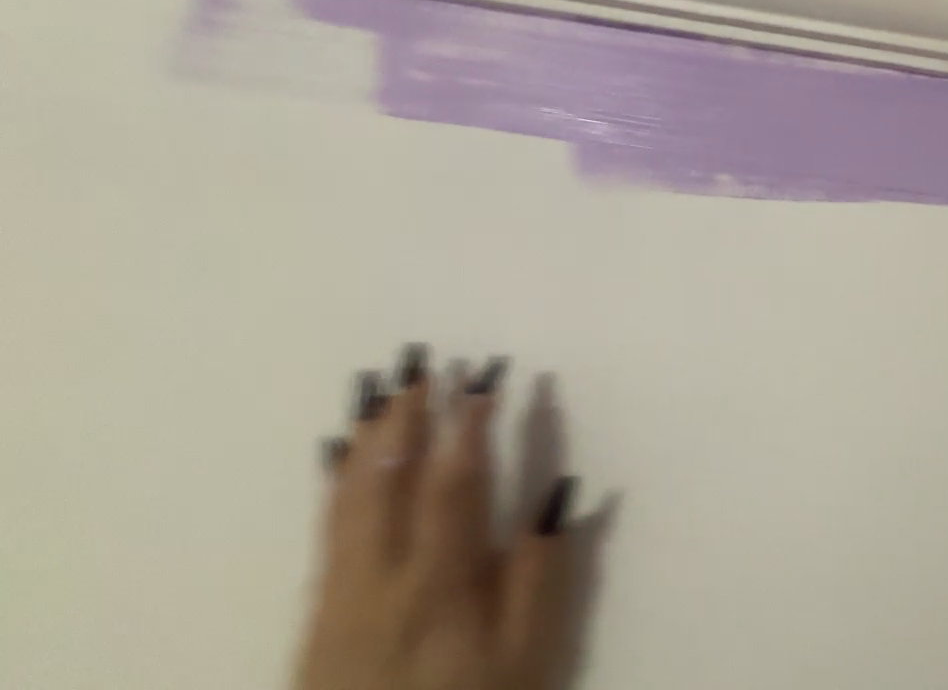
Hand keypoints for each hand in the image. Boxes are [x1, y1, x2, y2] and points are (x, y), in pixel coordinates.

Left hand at [296, 347, 575, 689]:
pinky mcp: (319, 614)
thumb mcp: (526, 657)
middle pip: (386, 480)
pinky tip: (340, 459)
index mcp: (438, 584)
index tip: (485, 377)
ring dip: (368, 437)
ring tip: (383, 391)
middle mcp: (378, 578)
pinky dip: (337, 480)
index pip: (452, 484)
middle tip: (423, 364)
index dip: (469, 425)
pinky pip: (327, 528)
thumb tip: (555, 494)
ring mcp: (339, 595)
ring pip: (347, 498)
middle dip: (406, 416)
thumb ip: (540, 575)